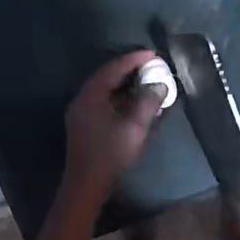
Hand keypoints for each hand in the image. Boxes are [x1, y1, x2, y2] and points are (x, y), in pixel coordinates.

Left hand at [62, 50, 165, 203]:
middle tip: (150, 66)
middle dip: (129, 71)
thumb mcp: (135, 127)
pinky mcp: (84, 127)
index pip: (113, 68)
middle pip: (106, 77)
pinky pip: (103, 104)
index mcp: (91, 96)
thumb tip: (158, 85)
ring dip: (125, 87)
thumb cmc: (111, 154)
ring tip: (146, 84)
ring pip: (104, 92)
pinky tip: (134, 106)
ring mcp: (80, 114)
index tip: (153, 54)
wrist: (87, 185)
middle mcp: (82, 100)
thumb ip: (148, 102)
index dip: (133, 59)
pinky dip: (119, 100)